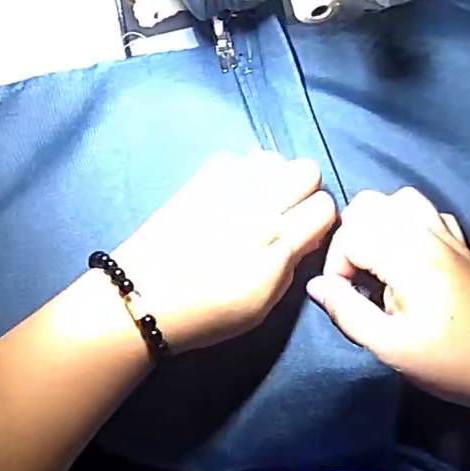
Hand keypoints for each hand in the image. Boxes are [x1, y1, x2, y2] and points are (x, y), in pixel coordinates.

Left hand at [111, 151, 337, 352]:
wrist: (144, 298)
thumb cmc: (207, 314)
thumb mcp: (263, 305)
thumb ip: (292, 265)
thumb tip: (306, 235)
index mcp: (277, 243)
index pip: (325, 206)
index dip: (319, 221)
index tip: (306, 232)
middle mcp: (258, 206)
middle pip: (308, 169)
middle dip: (303, 190)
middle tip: (286, 213)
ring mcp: (227, 186)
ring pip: (274, 158)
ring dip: (274, 177)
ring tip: (257, 202)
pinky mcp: (200, 178)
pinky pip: (238, 157)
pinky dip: (241, 172)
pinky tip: (230, 195)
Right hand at [306, 187, 469, 431]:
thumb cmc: (452, 362)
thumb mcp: (390, 347)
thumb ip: (348, 312)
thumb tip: (316, 286)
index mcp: (409, 256)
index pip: (352, 233)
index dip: (336, 264)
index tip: (342, 297)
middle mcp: (429, 235)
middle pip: (373, 204)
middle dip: (351, 236)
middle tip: (354, 278)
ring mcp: (450, 238)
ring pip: (401, 200)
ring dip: (378, 224)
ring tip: (375, 263)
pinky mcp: (463, 248)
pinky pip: (428, 214)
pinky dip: (408, 225)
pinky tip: (407, 259)